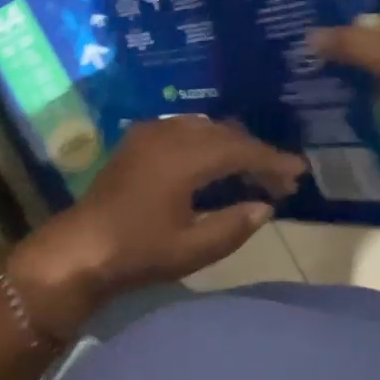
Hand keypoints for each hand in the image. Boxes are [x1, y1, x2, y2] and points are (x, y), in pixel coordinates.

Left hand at [6, 117, 304, 339]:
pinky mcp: (138, 138)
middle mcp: (168, 133)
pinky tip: (217, 165)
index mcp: (183, 157)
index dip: (272, 159)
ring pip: (204, 127)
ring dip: (231, 145)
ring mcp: (150, 131)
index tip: (299, 171)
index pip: (240, 149)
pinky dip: (207, 142)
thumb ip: (233, 225)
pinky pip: (184, 129)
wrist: (80, 246)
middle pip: (224, 133)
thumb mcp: (192, 249)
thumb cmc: (137, 252)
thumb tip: (265, 206)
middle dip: (255, 153)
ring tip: (254, 174)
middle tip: (281, 181)